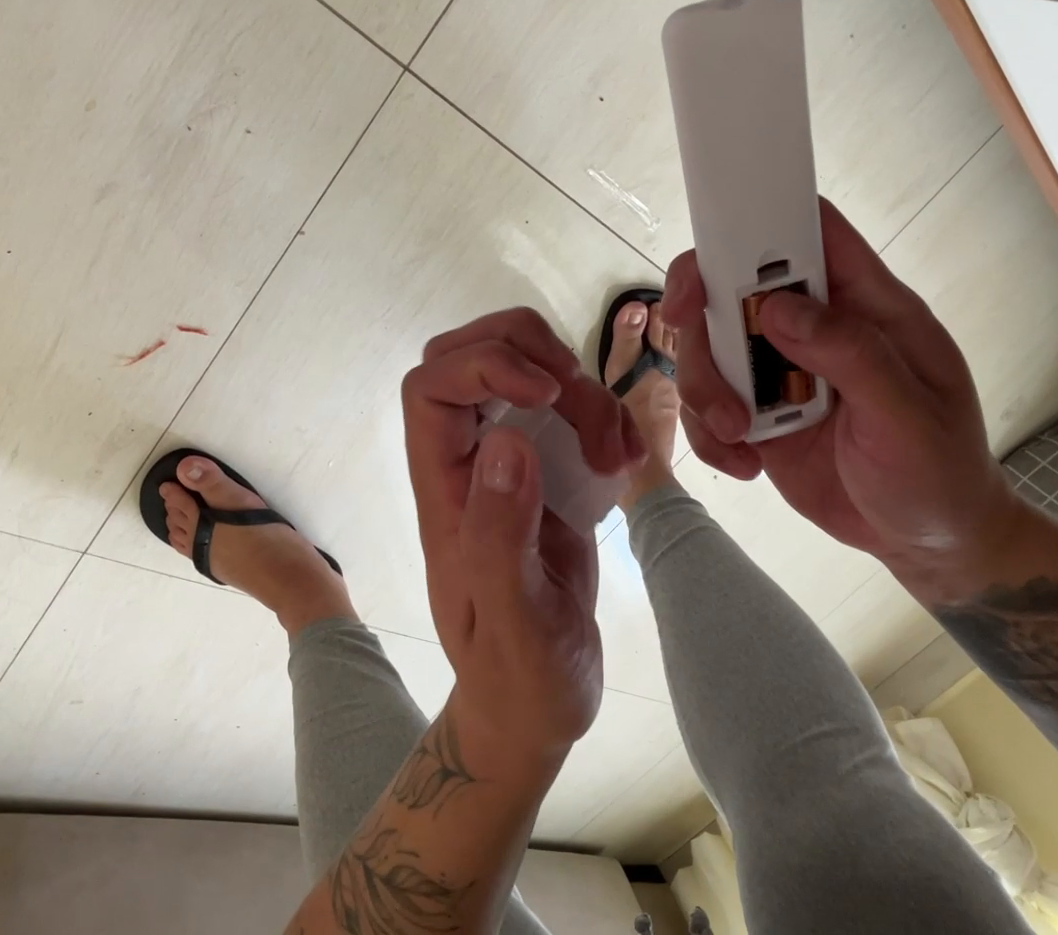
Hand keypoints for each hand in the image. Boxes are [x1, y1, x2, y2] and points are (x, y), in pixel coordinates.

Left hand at [400, 308, 643, 760]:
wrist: (538, 702)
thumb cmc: (519, 679)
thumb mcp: (515, 624)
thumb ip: (502, 540)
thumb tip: (507, 442)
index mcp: (444, 494)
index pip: (432, 389)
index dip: (484, 365)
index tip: (548, 392)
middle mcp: (469, 467)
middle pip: (471, 356)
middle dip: (536, 355)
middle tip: (583, 402)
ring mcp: (509, 467)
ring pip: (529, 374)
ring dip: (583, 393)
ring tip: (617, 455)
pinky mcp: (548, 476)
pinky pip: (569, 410)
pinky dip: (605, 415)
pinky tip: (626, 461)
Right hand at [661, 198, 1018, 576]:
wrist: (923, 541)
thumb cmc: (938, 473)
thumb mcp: (908, 417)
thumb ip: (851, 355)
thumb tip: (775, 308)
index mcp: (866, 307)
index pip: (808, 234)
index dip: (755, 227)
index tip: (709, 270)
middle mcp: (814, 329)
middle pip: (732, 290)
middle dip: (701, 325)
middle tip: (701, 367)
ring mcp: (779, 372)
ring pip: (707, 351)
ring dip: (704, 391)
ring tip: (738, 437)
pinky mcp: (756, 415)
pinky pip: (707, 407)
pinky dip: (709, 435)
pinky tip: (745, 466)